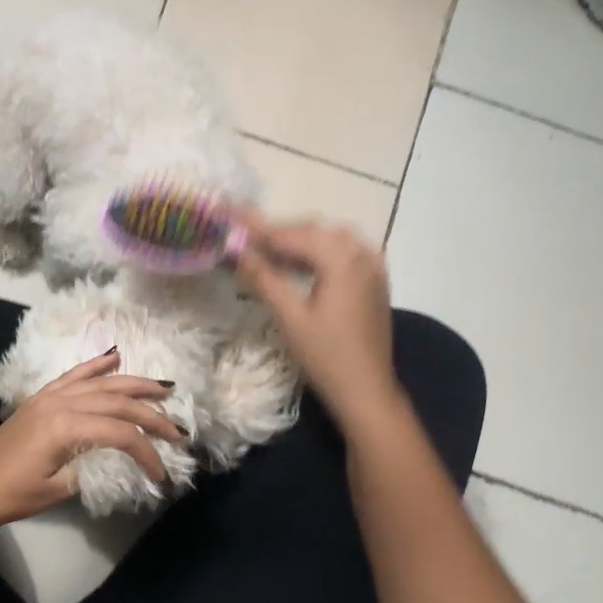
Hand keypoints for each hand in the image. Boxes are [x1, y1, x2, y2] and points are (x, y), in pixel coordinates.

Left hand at [0, 351, 183, 528]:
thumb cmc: (16, 494)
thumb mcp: (59, 490)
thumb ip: (94, 471)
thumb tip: (122, 465)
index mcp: (65, 428)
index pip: (120, 434)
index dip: (147, 453)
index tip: (162, 474)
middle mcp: (60, 403)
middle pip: (117, 403)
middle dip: (152, 416)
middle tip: (179, 430)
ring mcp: (49, 396)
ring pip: (100, 383)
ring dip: (133, 384)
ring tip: (163, 388)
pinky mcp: (41, 397)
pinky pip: (73, 375)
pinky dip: (95, 365)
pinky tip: (115, 358)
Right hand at [235, 216, 402, 425]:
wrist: (367, 389)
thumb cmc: (325, 355)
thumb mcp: (290, 316)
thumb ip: (264, 277)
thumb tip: (237, 250)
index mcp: (341, 258)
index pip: (289, 233)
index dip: (255, 226)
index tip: (228, 214)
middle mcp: (361, 252)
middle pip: (310, 230)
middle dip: (275, 231)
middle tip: (241, 236)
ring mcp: (372, 264)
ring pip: (327, 238)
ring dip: (295, 240)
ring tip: (263, 249)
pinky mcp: (374, 278)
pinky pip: (342, 250)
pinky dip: (317, 250)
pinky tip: (298, 262)